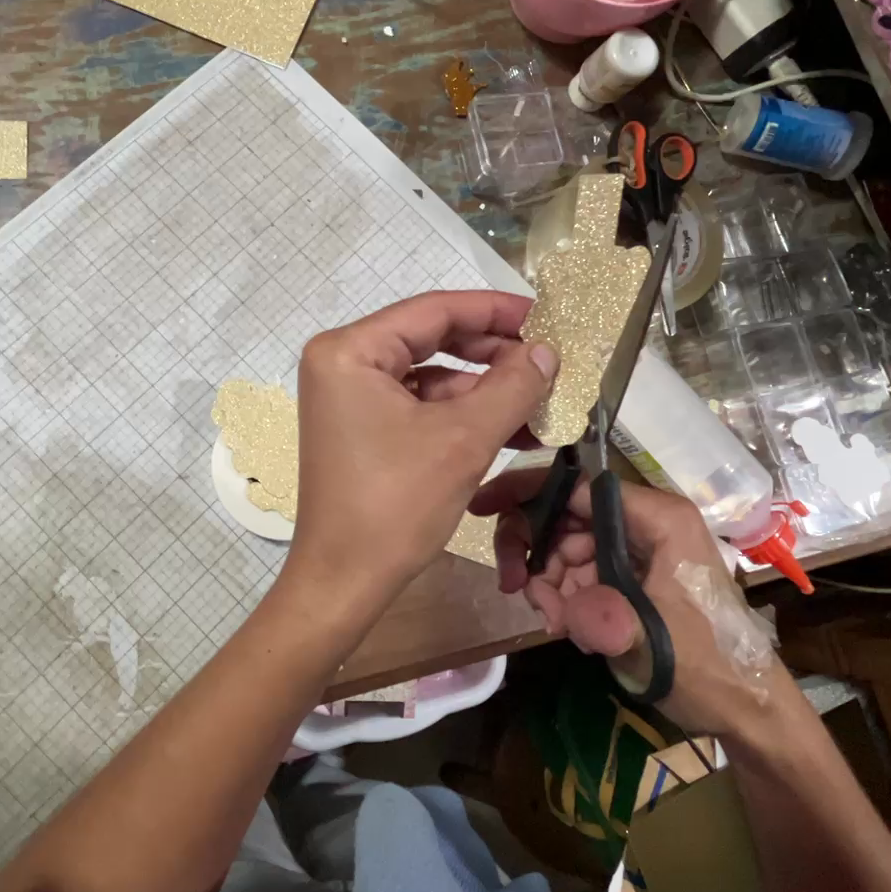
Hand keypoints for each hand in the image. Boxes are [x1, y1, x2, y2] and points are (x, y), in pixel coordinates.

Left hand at [288, 291, 557, 598]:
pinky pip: (417, 403)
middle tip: (549, 361)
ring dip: (483, 388)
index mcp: (349, 350)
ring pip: (428, 374)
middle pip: (430, 338)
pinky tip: (510, 426)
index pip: (433, 310)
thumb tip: (548, 351)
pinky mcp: (359, 426)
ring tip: (542, 400)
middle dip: (493, 353)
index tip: (546, 317)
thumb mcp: (464, 440)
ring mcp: (347, 396)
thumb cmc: (396, 505)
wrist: (344, 580)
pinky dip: (461, 413)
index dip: (495, 311)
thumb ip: (512, 385)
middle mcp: (341, 362)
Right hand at [472, 475, 790, 737]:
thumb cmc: (710, 666)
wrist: (747, 712)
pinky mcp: (629, 574)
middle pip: (563, 513)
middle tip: (518, 592)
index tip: (482, 509)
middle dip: (534, 552)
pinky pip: (577, 570)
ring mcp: (636, 547)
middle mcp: (645, 521)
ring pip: (564, 544)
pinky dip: (562, 596)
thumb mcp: (653, 640)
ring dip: (547, 582)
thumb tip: (560, 601)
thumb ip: (604, 615)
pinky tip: (569, 625)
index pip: (576, 484)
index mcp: (658, 517)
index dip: (525, 493)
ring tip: (557, 623)